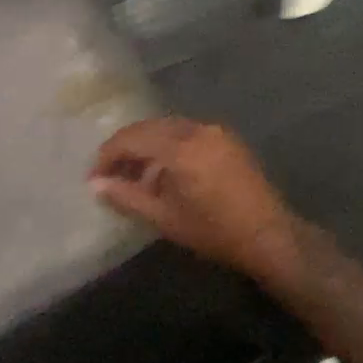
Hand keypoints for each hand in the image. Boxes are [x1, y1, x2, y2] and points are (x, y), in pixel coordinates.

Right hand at [88, 118, 296, 277]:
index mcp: (180, 146)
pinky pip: (187, 133)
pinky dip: (169, 146)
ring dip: (148, 146)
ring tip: (135, 178)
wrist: (268, 234)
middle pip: (149, 127)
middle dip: (126, 148)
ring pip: (168, 128)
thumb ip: (127, 197)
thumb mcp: (164, 218)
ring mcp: (215, 130)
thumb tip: (94, 185)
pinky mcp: (227, 138)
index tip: (94, 178)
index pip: (131, 138)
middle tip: (110, 176)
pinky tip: (165, 174)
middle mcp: (196, 129)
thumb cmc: (213, 231)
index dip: (107, 155)